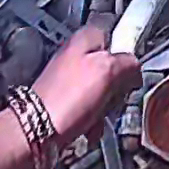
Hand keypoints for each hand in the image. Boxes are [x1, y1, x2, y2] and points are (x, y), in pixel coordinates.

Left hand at [30, 19, 139, 146]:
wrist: (32, 135)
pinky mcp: (65, 102)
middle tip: (110, 96)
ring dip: (105, 107)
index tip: (129, 70)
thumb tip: (135, 66)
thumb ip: (128, 62)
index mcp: (86, 37)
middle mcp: (77, 54)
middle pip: (112, 65)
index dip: (128, 53)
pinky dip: (92, 120)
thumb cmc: (65, 99)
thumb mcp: (108, 71)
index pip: (119, 33)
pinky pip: (90, 108)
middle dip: (116, 86)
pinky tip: (88, 128)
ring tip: (96, 117)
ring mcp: (70, 78)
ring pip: (103, 89)